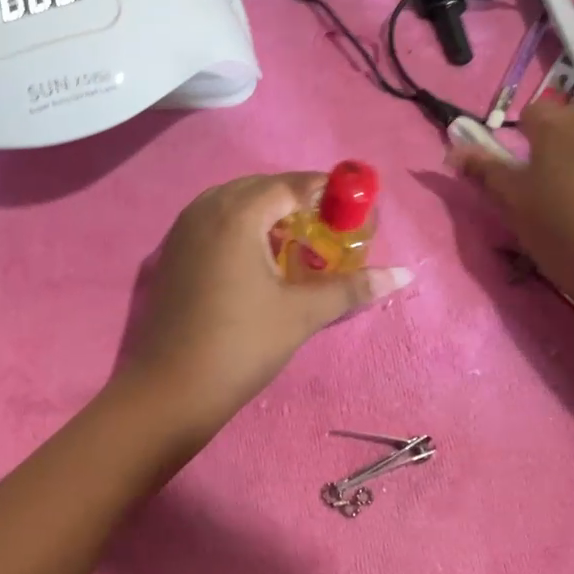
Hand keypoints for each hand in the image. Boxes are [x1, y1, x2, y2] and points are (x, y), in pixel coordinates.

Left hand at [116, 173, 411, 425]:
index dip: (328, 194)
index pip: (292, 184)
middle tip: (330, 235)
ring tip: (298, 249)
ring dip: (269, 217)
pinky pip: (214, 223)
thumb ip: (352, 288)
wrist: (169, 390)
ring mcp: (183, 229)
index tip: (355, 215)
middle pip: (262, 189)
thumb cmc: (241, 345)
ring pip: (235, 204)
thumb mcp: (302, 314)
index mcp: (237, 212)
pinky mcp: (172, 252)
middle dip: (299, 204)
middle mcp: (206, 208)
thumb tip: (404, 274)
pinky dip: (242, 231)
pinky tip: (260, 264)